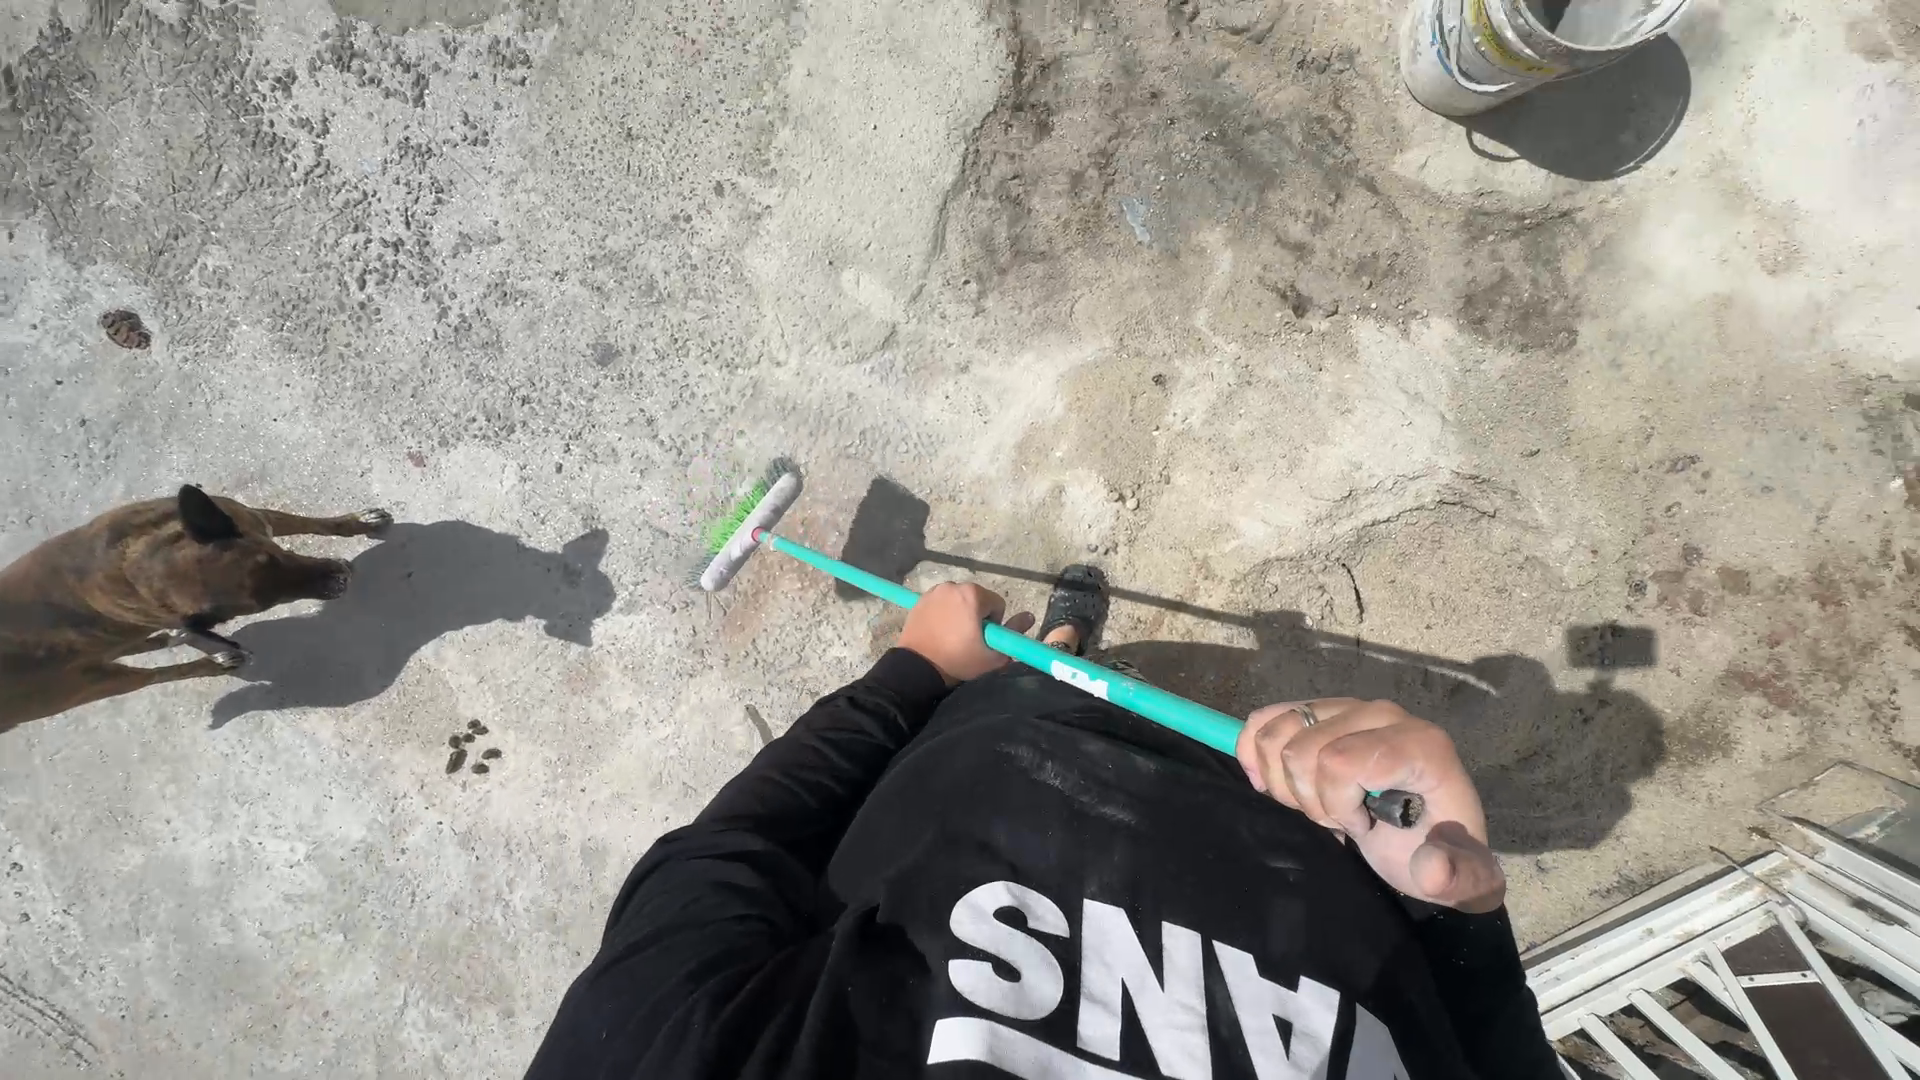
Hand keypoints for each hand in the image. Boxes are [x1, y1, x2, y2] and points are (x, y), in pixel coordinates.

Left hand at [896, 583, 1034, 683]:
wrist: (917, 668)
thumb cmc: (958, 660)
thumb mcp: (993, 655)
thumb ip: (1014, 634)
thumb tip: (1030, 616)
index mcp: (973, 594)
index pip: (997, 605)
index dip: (995, 624)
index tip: (983, 640)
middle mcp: (953, 585)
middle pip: (977, 600)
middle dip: (977, 617)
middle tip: (968, 640)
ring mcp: (934, 591)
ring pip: (959, 601)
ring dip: (961, 614)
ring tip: (953, 637)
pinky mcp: (920, 600)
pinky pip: (941, 604)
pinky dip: (944, 614)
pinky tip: (939, 632)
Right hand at [1235, 699, 1504, 912]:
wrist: (1421, 830)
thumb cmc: (1434, 846)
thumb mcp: (1459, 873)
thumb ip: (1457, 875)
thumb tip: (1434, 872)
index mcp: (1418, 743)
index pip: (1338, 761)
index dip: (1336, 803)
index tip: (1363, 826)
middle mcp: (1379, 712)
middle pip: (1302, 750)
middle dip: (1310, 798)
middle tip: (1339, 818)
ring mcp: (1342, 706)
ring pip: (1276, 735)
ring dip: (1283, 780)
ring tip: (1315, 799)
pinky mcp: (1314, 709)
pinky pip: (1262, 718)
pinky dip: (1254, 752)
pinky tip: (1270, 779)